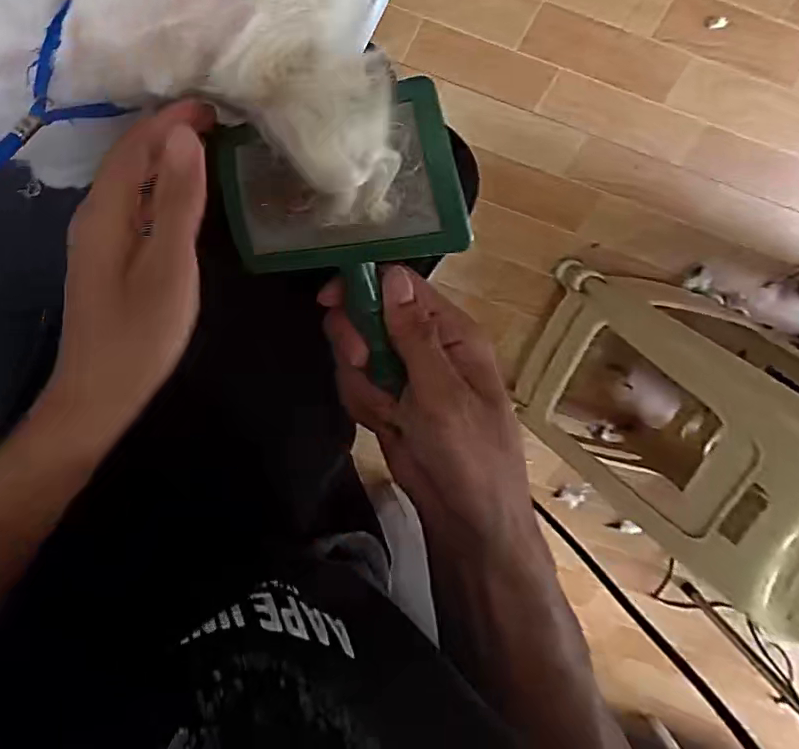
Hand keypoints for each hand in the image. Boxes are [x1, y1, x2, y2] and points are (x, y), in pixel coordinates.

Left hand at [45, 101, 213, 429]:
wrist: (96, 396)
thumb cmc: (139, 335)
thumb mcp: (169, 266)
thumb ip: (177, 200)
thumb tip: (182, 135)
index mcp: (105, 211)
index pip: (135, 146)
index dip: (170, 119)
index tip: (212, 104)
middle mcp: (93, 215)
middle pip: (127, 157)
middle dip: (167, 131)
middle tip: (216, 118)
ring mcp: (96, 237)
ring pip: (128, 178)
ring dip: (162, 155)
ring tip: (205, 143)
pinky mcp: (105, 256)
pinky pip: (131, 201)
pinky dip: (158, 184)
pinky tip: (182, 192)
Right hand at [320, 266, 535, 548]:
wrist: (466, 522)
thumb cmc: (470, 454)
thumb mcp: (442, 392)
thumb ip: (413, 334)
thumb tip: (392, 276)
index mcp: (450, 332)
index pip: (400, 286)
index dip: (362, 285)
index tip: (329, 300)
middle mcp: (425, 344)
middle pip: (368, 315)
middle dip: (356, 341)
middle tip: (361, 364)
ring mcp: (404, 372)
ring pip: (355, 351)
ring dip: (360, 382)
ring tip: (388, 412)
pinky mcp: (387, 398)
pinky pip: (355, 383)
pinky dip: (361, 403)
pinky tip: (385, 425)